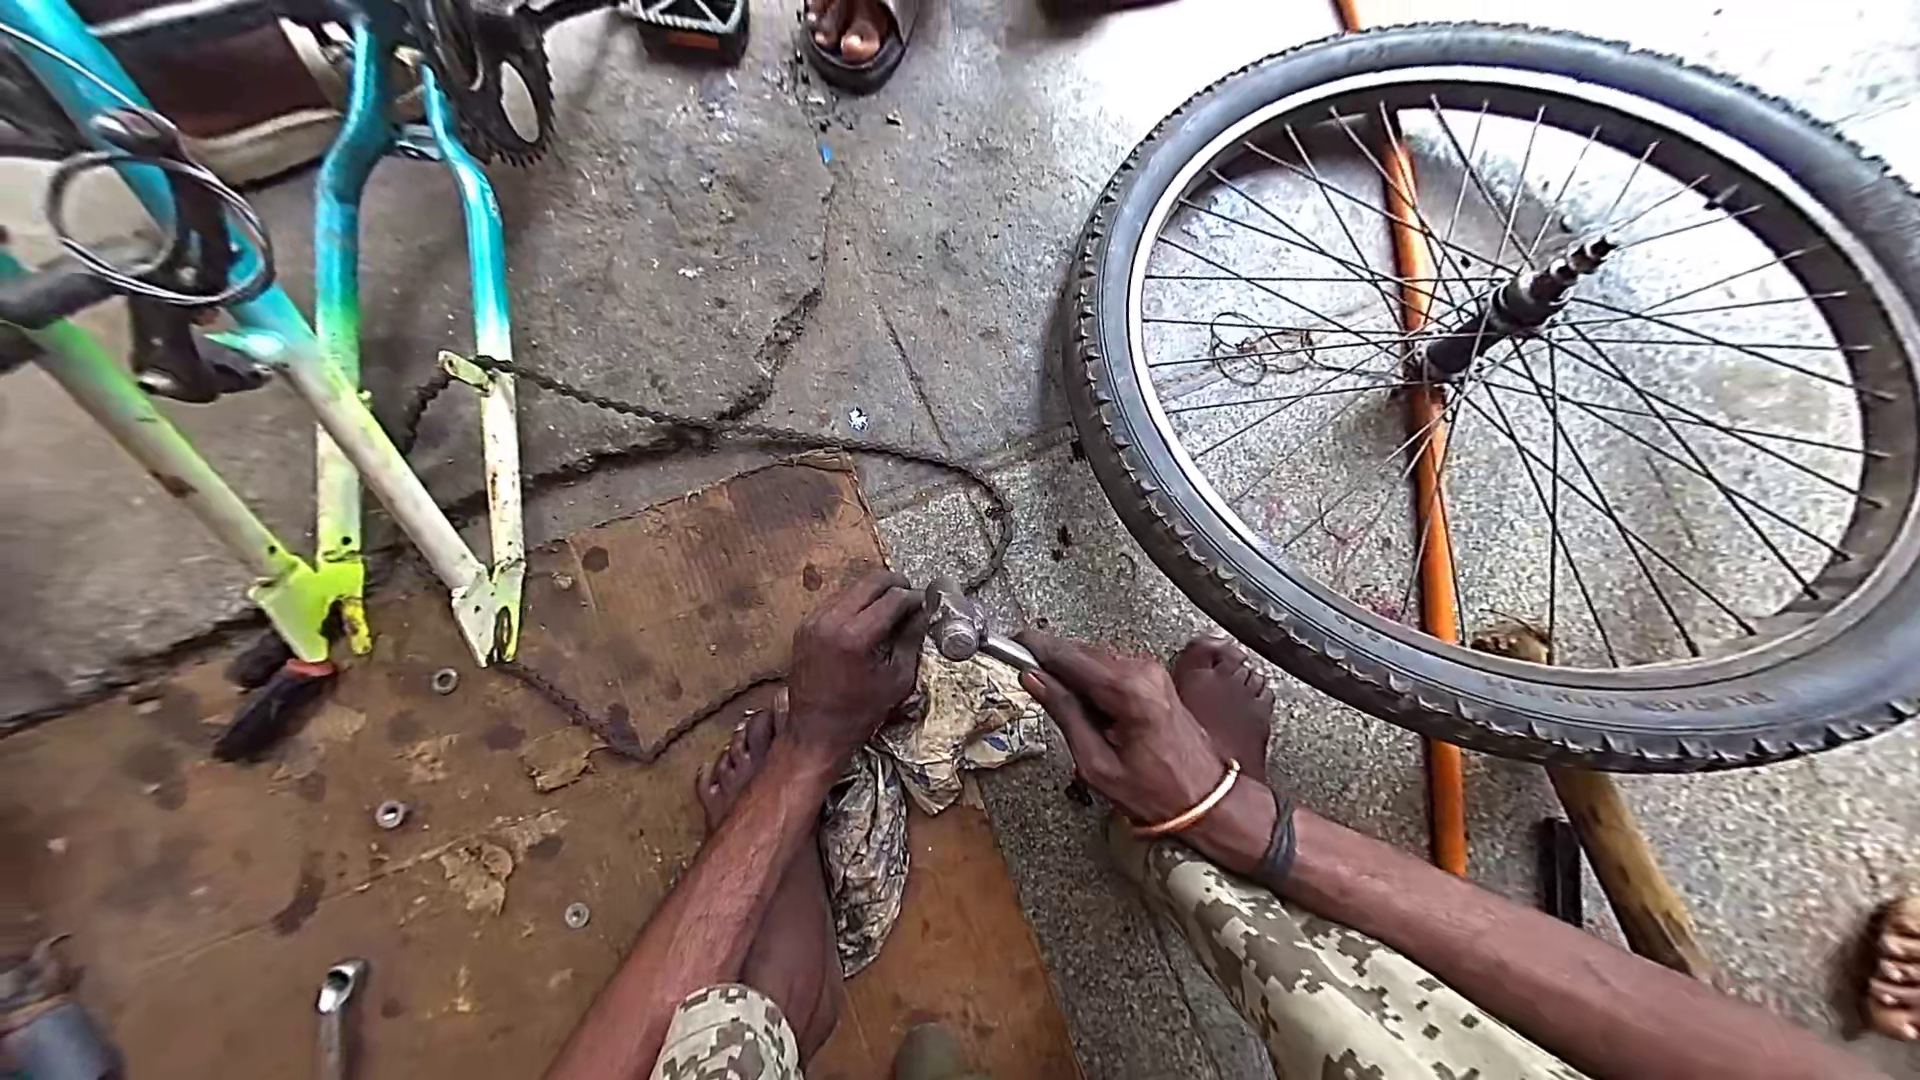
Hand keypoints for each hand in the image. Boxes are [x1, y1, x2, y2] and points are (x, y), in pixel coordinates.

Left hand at [785, 570, 926, 769]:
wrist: (815, 733)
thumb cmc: (859, 713)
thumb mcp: (897, 679)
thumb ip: (910, 640)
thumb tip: (922, 613)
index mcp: (855, 637)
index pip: (892, 599)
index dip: (913, 598)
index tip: (924, 602)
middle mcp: (831, 622)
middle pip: (870, 583)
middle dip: (895, 585)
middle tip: (910, 597)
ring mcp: (814, 622)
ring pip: (852, 588)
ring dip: (874, 592)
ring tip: (892, 607)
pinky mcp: (805, 627)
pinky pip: (836, 601)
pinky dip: (855, 602)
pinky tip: (868, 617)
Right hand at [1015, 632, 1228, 825]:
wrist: (1207, 800)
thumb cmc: (1158, 791)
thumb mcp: (1096, 762)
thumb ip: (1063, 712)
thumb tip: (1035, 679)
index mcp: (1128, 691)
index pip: (1068, 656)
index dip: (1035, 648)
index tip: (1012, 645)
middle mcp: (1141, 671)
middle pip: (1079, 652)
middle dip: (1051, 663)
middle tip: (1028, 679)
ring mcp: (1150, 671)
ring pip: (1092, 658)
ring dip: (1070, 674)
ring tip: (1063, 707)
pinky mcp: (1152, 677)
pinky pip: (1108, 667)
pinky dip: (1089, 680)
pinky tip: (1087, 707)